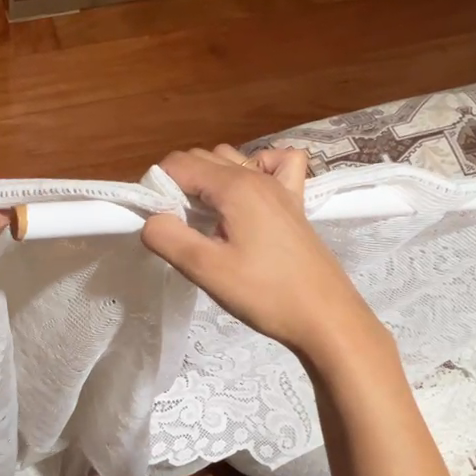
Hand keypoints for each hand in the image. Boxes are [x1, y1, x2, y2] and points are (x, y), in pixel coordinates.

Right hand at [142, 145, 384, 359]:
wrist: (325, 317)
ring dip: (209, 181)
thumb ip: (168, 238)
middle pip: (202, 158)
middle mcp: (257, 175)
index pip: (178, 164)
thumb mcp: (206, 270)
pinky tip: (247, 199)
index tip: (158, 222)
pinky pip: (273, 165)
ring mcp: (281, 187)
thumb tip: (150, 218)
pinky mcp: (295, 203)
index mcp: (235, 186)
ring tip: (205, 222)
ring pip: (231, 160)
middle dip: (179, 185)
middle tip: (178, 229)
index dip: (158, 188)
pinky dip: (255, 170)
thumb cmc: (265, 293)